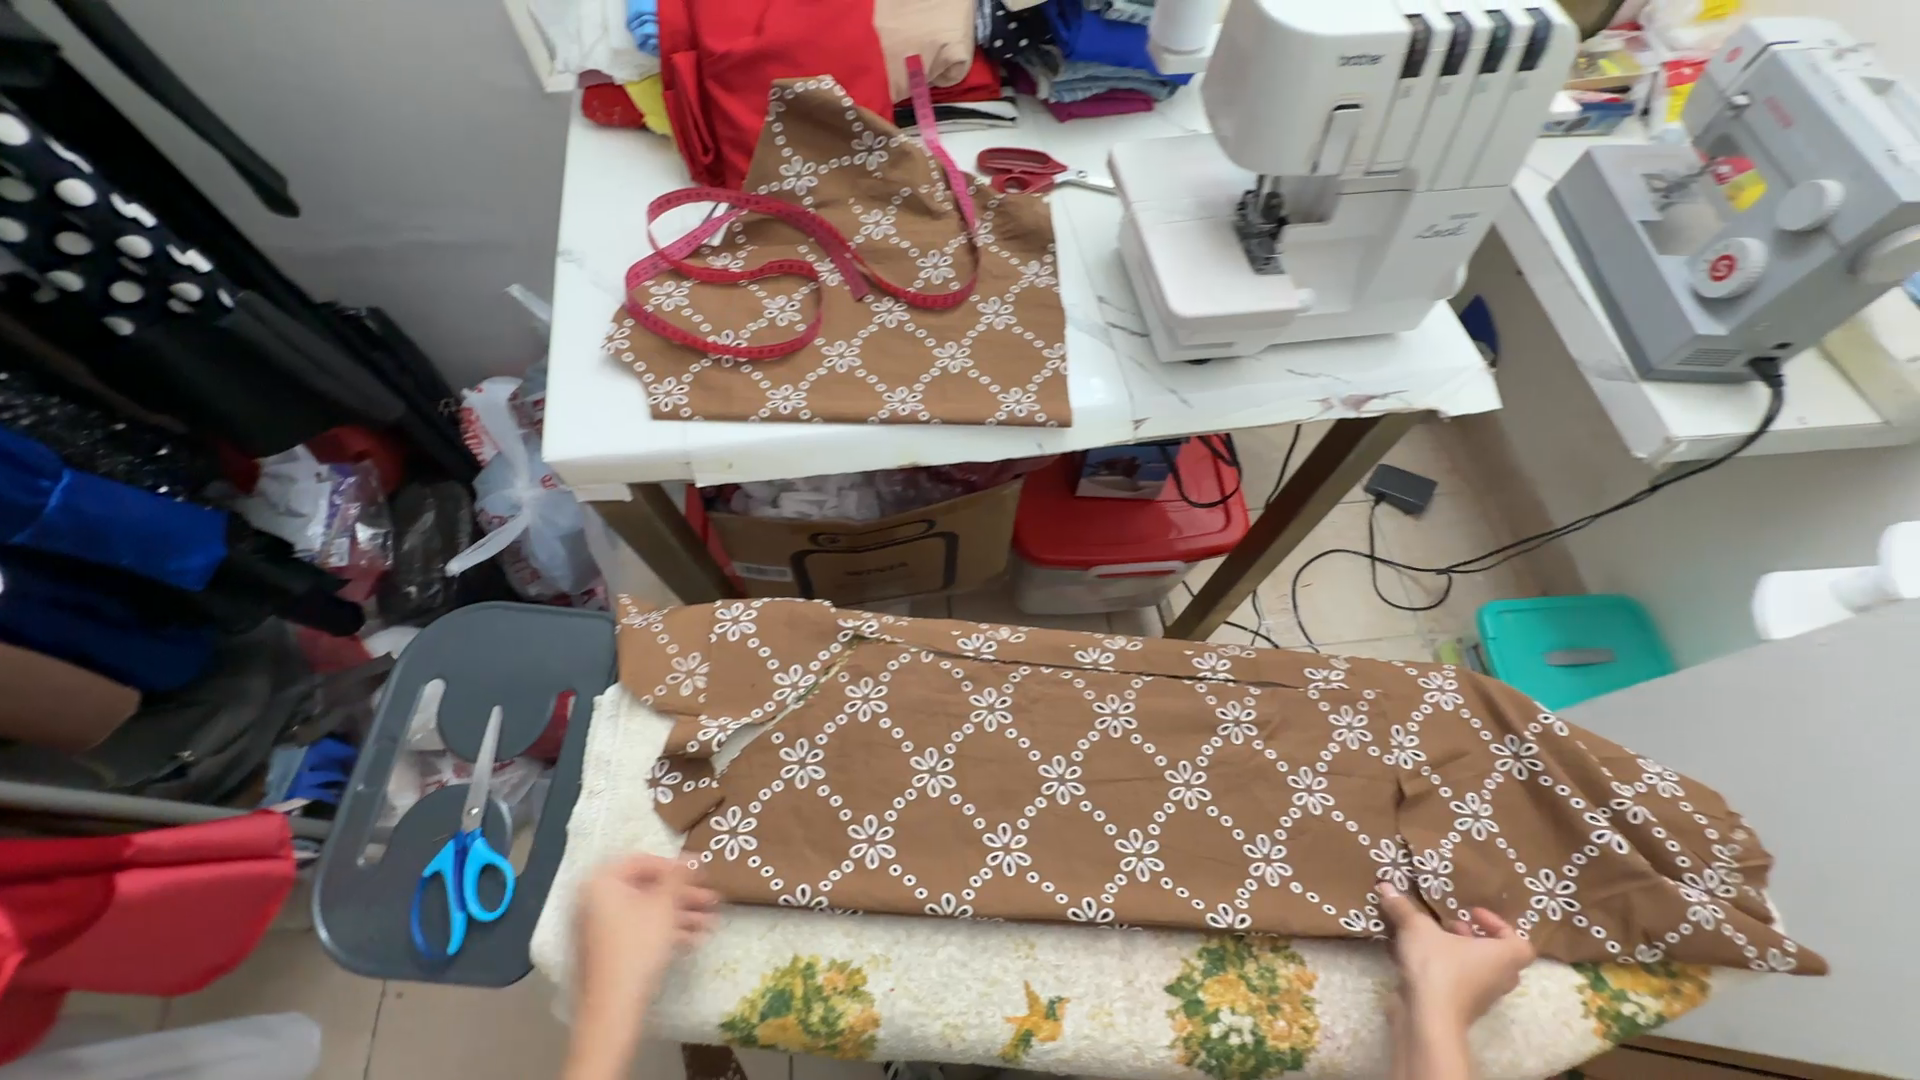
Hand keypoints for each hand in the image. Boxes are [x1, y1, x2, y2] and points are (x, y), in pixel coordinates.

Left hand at [565, 856, 720, 1079]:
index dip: (674, 867)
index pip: (642, 861)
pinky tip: (694, 940)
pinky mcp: (607, 951)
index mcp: (602, 882)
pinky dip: (665, 932)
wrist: (612, 1007)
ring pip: (646, 912)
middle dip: (683, 896)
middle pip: (646, 889)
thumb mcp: (665, 904)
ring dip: (680, 915)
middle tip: (712, 900)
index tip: (700, 875)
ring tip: (711, 923)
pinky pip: (639, 931)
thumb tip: (691, 856)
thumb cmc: (638, 945)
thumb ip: (679, 876)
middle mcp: (595, 901)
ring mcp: (599, 928)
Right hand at [1379, 882, 1534, 1029]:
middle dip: (1473, 938)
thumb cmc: (1437, 965)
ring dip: (1457, 953)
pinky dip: (1442, 969)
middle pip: (1497, 956)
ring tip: (1429, 938)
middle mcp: (1499, 978)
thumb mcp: (1416, 927)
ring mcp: (1481, 997)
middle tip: (1450, 924)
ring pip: (1476, 970)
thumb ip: (1403, 907)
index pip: (1519, 942)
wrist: (1429, 1016)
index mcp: (1503, 957)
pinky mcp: (1460, 1008)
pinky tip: (1415, 957)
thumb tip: (1385, 885)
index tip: (1471, 913)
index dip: (1498, 925)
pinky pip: (1457, 982)